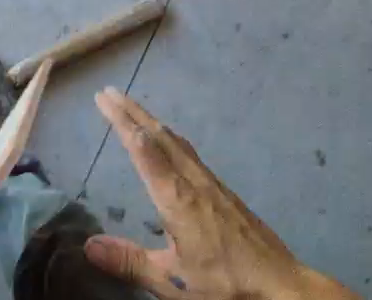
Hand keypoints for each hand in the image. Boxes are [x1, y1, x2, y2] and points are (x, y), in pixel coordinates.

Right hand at [83, 87, 358, 299]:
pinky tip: (170, 141)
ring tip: (134, 108)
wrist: (283, 288)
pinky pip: (189, 152)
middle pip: (158, 135)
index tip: (104, 98)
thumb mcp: (173, 281)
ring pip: (175, 141)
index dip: (121, 122)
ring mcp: (211, 184)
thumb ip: (130, 261)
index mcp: (175, 197)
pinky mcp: (224, 192)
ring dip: (150, 120)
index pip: (143, 149)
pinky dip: (169, 136)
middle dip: (132, 111)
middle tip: (109, 91)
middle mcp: (192, 181)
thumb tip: (88, 245)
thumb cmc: (225, 283)